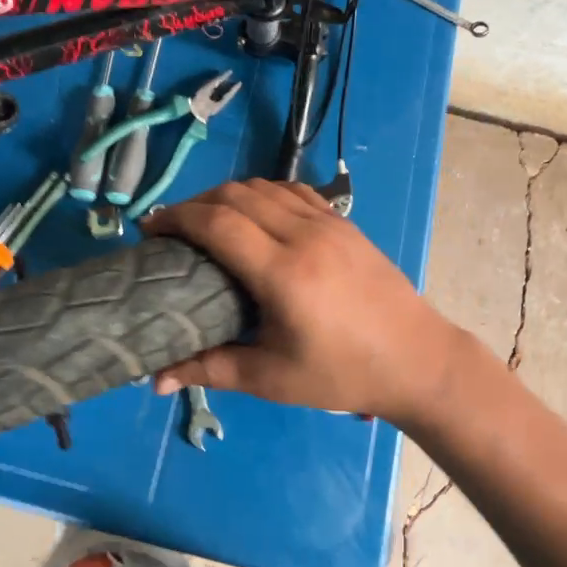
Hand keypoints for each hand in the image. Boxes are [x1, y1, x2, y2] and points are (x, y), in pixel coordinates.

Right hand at [143, 179, 463, 421]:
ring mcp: (327, 222)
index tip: (150, 229)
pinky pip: (292, 190)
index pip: (219, 223)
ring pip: (263, 186)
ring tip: (205, 219)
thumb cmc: (342, 374)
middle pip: (235, 195)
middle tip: (171, 227)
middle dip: (195, 203)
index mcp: (284, 273)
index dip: (178, 218)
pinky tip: (252, 213)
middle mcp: (303, 235)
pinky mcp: (343, 221)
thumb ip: (212, 369)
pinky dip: (262, 193)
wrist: (416, 358)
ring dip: (226, 195)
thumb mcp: (273, 379)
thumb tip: (155, 379)